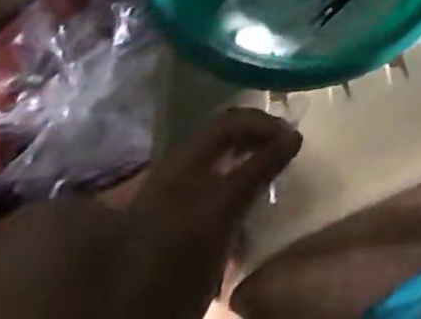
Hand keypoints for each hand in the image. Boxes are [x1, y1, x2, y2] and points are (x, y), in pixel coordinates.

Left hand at [119, 108, 302, 317]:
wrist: (126, 315)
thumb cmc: (176, 256)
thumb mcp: (223, 208)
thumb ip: (258, 169)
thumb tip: (293, 136)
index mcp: (185, 160)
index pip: (231, 122)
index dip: (264, 123)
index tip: (293, 138)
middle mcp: (178, 171)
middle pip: (225, 141)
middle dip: (257, 143)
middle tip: (287, 154)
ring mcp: (174, 200)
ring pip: (220, 167)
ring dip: (248, 167)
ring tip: (272, 182)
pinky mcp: (176, 229)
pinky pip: (213, 196)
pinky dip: (235, 195)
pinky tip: (247, 218)